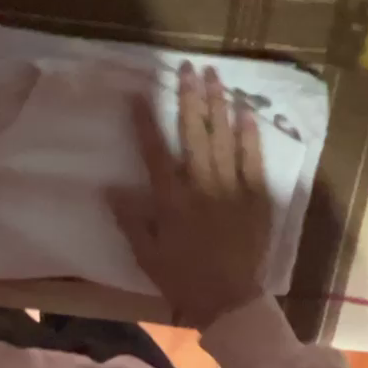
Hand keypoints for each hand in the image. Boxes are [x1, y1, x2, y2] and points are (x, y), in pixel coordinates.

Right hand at [109, 62, 270, 328]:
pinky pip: (254, 159)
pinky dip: (250, 134)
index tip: (137, 93)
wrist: (230, 301)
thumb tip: (110, 188)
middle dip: (188, 97)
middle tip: (186, 66)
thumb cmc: (183, 279)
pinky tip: (246, 111)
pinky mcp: (257, 197)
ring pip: (225, 138)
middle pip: (194, 133)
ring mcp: (233, 189)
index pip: (155, 152)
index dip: (145, 121)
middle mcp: (202, 186)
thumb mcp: (146, 255)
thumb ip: (131, 220)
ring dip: (218, 104)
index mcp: (172, 201)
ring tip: (214, 74)